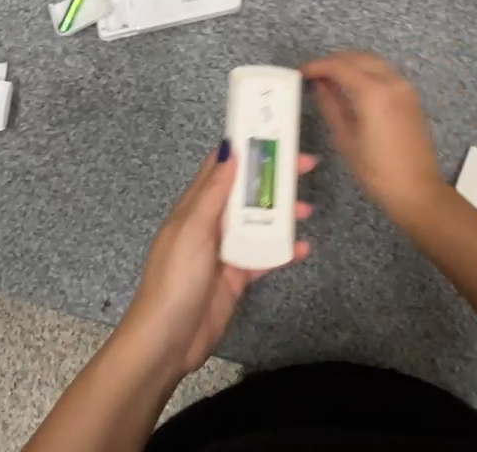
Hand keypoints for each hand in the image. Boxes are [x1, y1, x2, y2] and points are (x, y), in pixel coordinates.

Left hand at [118, 143, 317, 375]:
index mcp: (196, 205)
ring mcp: (225, 250)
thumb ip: (214, 192)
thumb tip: (230, 149)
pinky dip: (283, 250)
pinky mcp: (237, 277)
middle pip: (247, 192)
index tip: (276, 135)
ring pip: (259, 222)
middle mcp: (211, 223)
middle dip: (274, 178)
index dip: (248, 148)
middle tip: (307, 165)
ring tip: (309, 209)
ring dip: (283, 213)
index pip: (224, 166)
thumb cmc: (176, 278)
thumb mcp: (193, 229)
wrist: (167, 342)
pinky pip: (264, 256)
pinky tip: (303, 248)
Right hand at [301, 51, 444, 219]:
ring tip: (331, 78)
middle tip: (315, 74)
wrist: (418, 190)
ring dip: (351, 64)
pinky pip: (385, 72)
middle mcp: (391, 82)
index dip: (318, 65)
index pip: (340, 66)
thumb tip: (319, 85)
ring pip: (373, 61)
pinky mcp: (410, 97)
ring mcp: (404, 88)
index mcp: (373, 93)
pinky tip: (353, 86)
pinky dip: (366, 71)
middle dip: (334, 61)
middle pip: (358, 58)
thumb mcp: (346, 139)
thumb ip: (331, 106)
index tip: (302, 71)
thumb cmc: (377, 171)